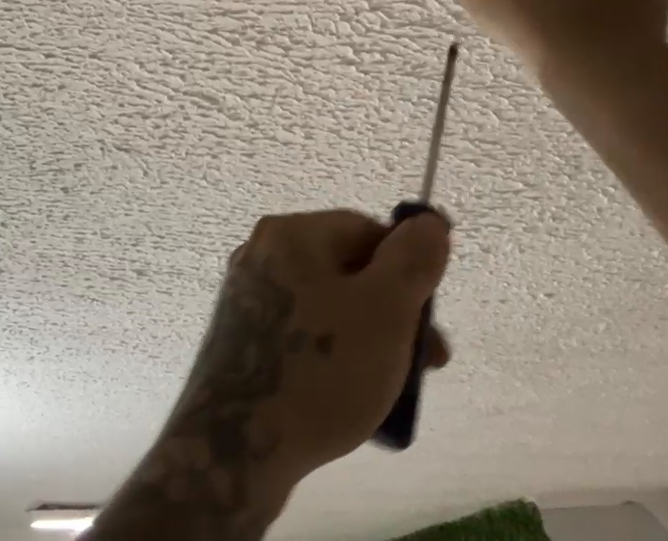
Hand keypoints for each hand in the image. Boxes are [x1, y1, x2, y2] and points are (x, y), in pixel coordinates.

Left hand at [90, 210, 451, 540]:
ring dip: (369, 340)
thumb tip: (426, 222)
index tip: (430, 320)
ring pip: (328, 308)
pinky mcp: (240, 341)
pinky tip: (351, 396)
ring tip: (394, 389)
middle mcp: (260, 256)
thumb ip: (413, 261)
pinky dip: (333, 357)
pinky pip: (302, 337)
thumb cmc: (320, 369)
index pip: (365, 230)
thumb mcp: (386, 310)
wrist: (237, 445)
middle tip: (426, 363)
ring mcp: (246, 299)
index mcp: (288, 234)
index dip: (407, 269)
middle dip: (393, 313)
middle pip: (346, 270)